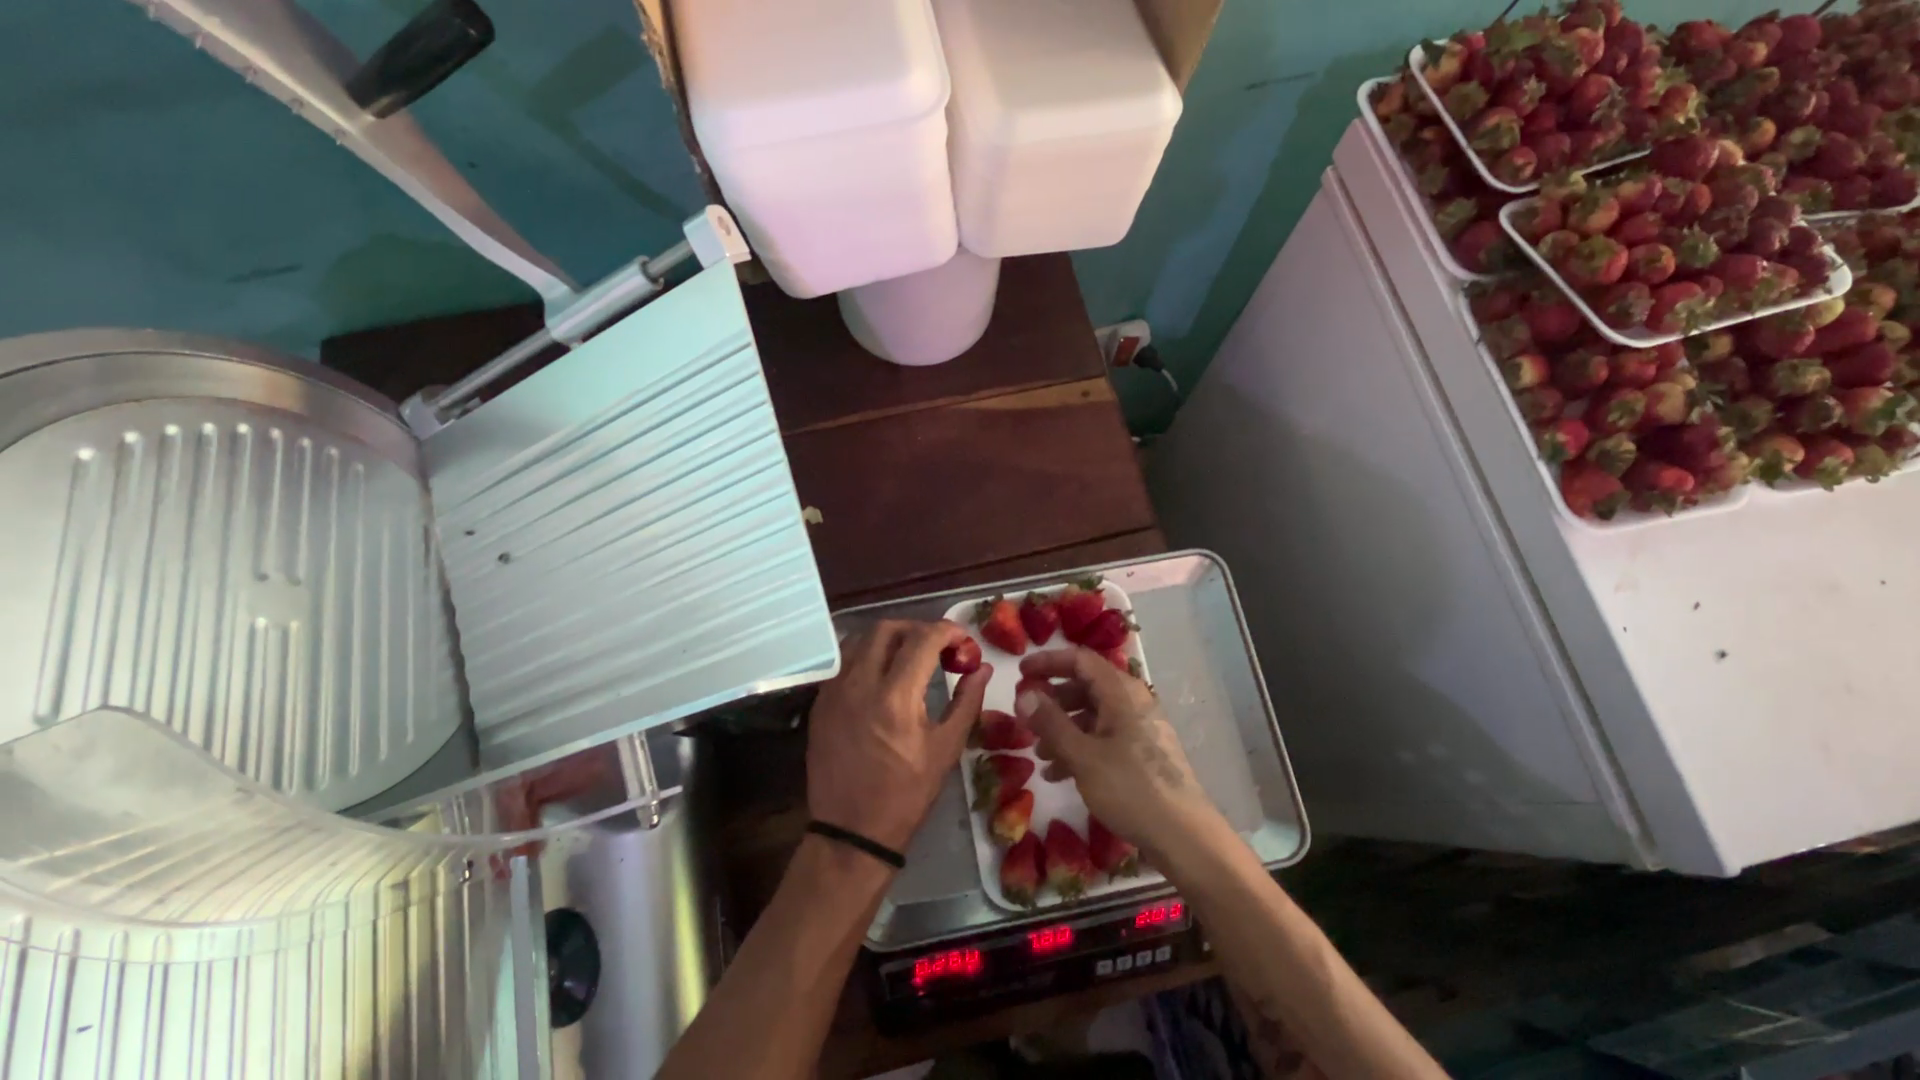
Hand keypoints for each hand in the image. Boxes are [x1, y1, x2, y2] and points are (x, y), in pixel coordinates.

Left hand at [807, 620, 990, 852]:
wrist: (852, 829)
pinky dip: (866, 657)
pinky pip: (844, 663)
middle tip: (937, 646)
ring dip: (889, 639)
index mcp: (895, 697)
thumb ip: (966, 701)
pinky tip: (882, 677)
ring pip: (859, 640)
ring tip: (909, 657)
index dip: (947, 631)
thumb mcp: (945, 749)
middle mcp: (859, 684)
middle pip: (886, 629)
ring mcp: (834, 691)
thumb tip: (981, 667)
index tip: (962, 641)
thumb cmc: (906, 794)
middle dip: (916, 628)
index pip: (922, 640)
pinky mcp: (820, 702)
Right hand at [1015, 648, 1222, 863]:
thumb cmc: (1131, 789)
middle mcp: (1134, 703)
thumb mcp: (1083, 756)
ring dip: (1063, 729)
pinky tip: (1059, 775)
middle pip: (1086, 687)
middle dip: (1053, 700)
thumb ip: (1050, 723)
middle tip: (1026, 717)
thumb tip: (1023, 694)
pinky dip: (1080, 748)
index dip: (1048, 662)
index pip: (1081, 660)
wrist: (1184, 836)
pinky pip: (1105, 738)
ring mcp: (1141, 729)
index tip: (1020, 674)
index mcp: (1122, 693)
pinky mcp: (1143, 754)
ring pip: (1094, 716)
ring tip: (1039, 754)